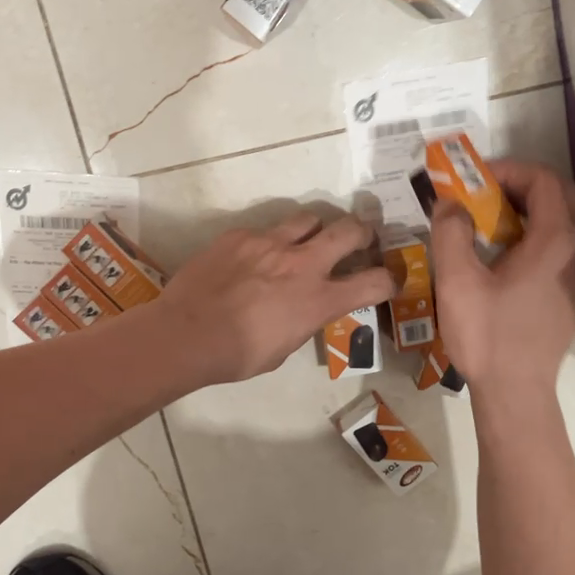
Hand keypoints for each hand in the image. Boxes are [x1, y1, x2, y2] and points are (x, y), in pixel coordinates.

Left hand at [150, 214, 394, 384]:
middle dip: (362, 232)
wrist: (186, 334)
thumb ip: (303, 321)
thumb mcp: (283, 349)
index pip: (374, 282)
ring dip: (316, 228)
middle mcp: (302, 264)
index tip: (387, 281)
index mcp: (319, 300)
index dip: (388, 281)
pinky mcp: (240, 235)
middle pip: (349, 230)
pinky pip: (265, 229)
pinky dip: (269, 240)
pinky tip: (255, 256)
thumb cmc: (236, 355)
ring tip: (308, 239)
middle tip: (361, 237)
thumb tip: (306, 310)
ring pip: (308, 219)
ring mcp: (270, 243)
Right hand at [430, 161, 574, 396]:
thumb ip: (450, 233)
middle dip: (519, 187)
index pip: (543, 180)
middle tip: (481, 197)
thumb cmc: (487, 337)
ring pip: (564, 223)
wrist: (516, 393)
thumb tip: (449, 204)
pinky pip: (563, 249)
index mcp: (557, 240)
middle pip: (559, 196)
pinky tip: (507, 259)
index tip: (473, 180)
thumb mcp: (456, 282)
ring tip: (490, 225)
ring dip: (528, 212)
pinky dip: (537, 238)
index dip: (508, 170)